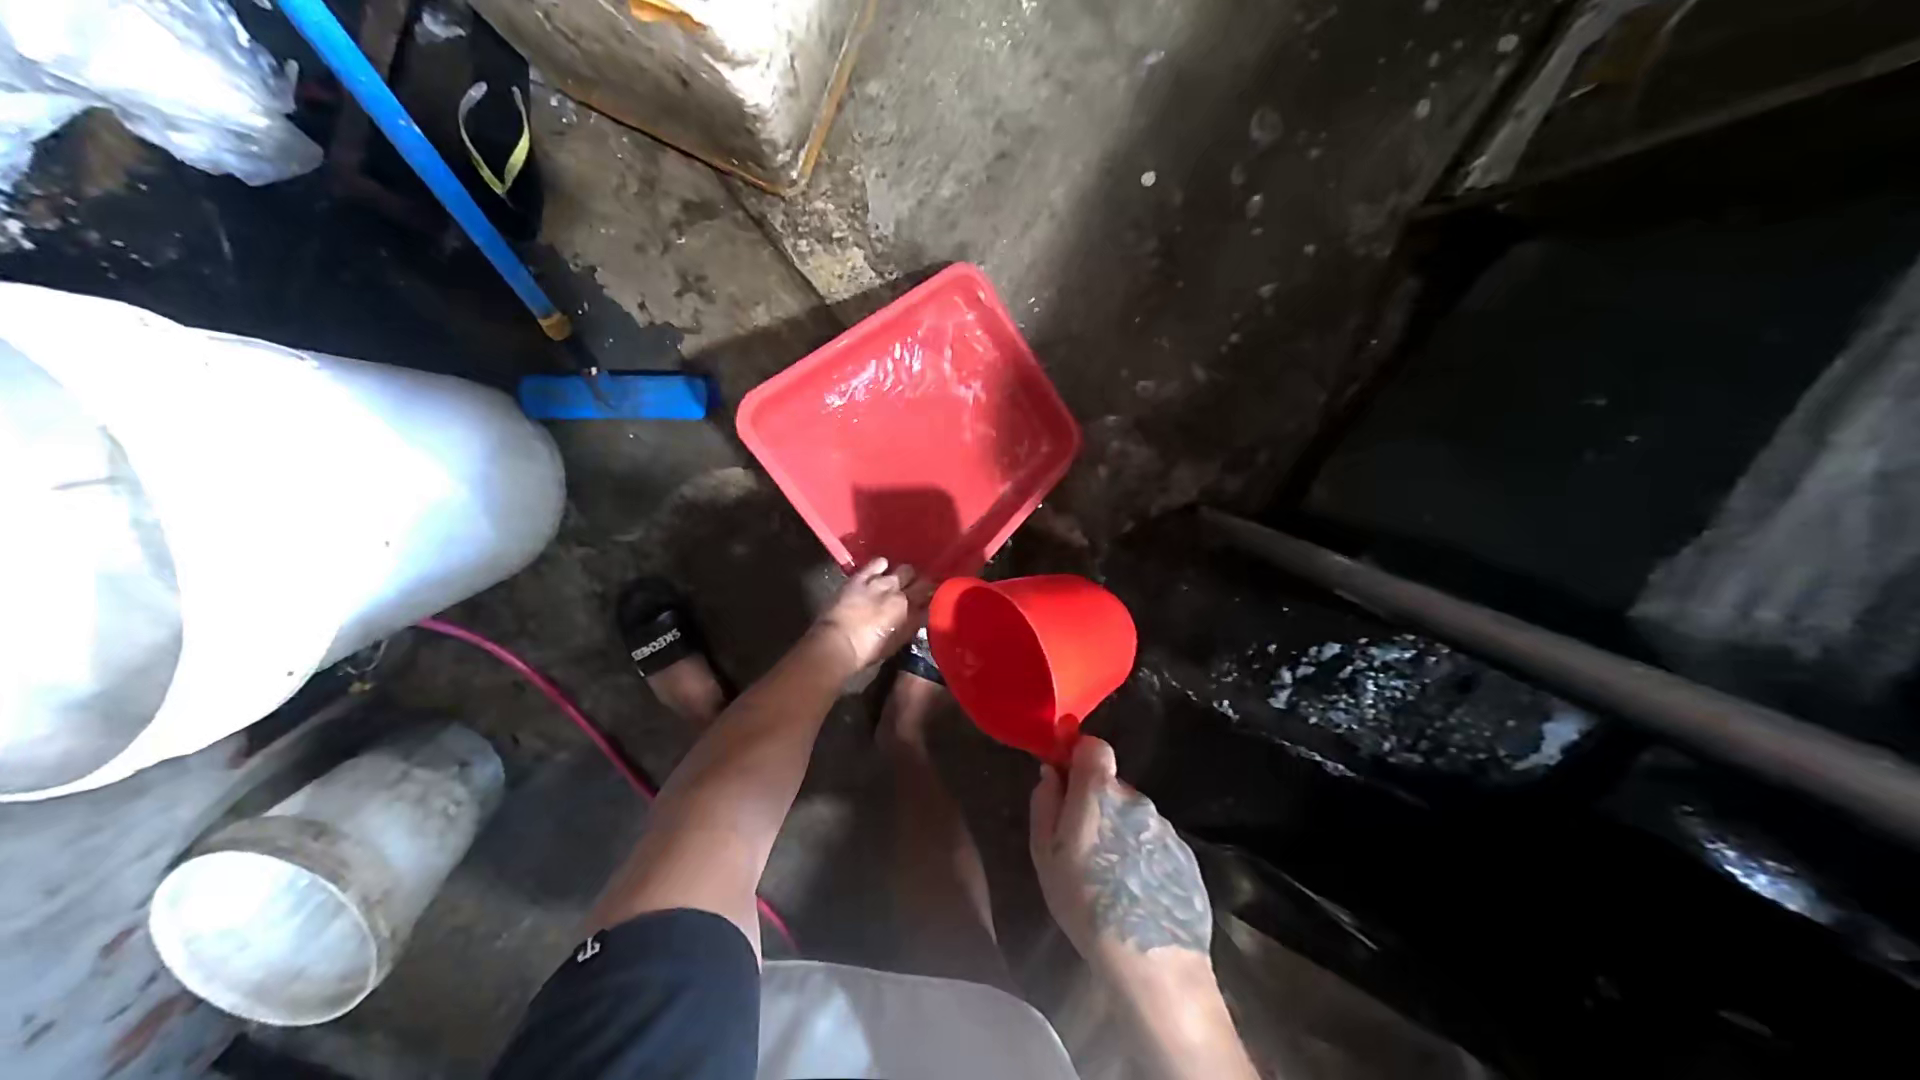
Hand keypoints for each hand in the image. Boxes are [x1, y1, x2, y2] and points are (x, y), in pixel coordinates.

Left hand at [810, 558, 924, 672]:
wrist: (838, 643)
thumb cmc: (868, 650)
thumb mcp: (897, 641)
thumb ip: (911, 624)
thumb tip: (920, 613)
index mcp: (910, 611)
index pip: (929, 595)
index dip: (931, 594)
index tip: (930, 596)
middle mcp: (901, 593)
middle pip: (920, 579)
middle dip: (919, 582)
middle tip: (914, 588)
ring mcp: (881, 582)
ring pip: (904, 568)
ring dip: (903, 574)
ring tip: (897, 579)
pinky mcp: (862, 577)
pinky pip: (878, 562)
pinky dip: (882, 565)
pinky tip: (880, 569)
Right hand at [1029, 737, 1212, 978]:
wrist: (1153, 961)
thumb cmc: (1086, 903)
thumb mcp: (1045, 855)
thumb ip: (1045, 804)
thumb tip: (1051, 773)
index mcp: (1100, 793)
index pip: (1094, 746)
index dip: (1078, 756)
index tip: (1066, 781)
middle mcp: (1136, 800)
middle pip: (1111, 785)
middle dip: (1094, 802)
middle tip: (1081, 844)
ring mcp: (1164, 827)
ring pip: (1132, 815)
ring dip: (1118, 831)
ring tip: (1108, 876)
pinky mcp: (1184, 854)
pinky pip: (1152, 841)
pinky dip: (1140, 854)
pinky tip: (1133, 890)